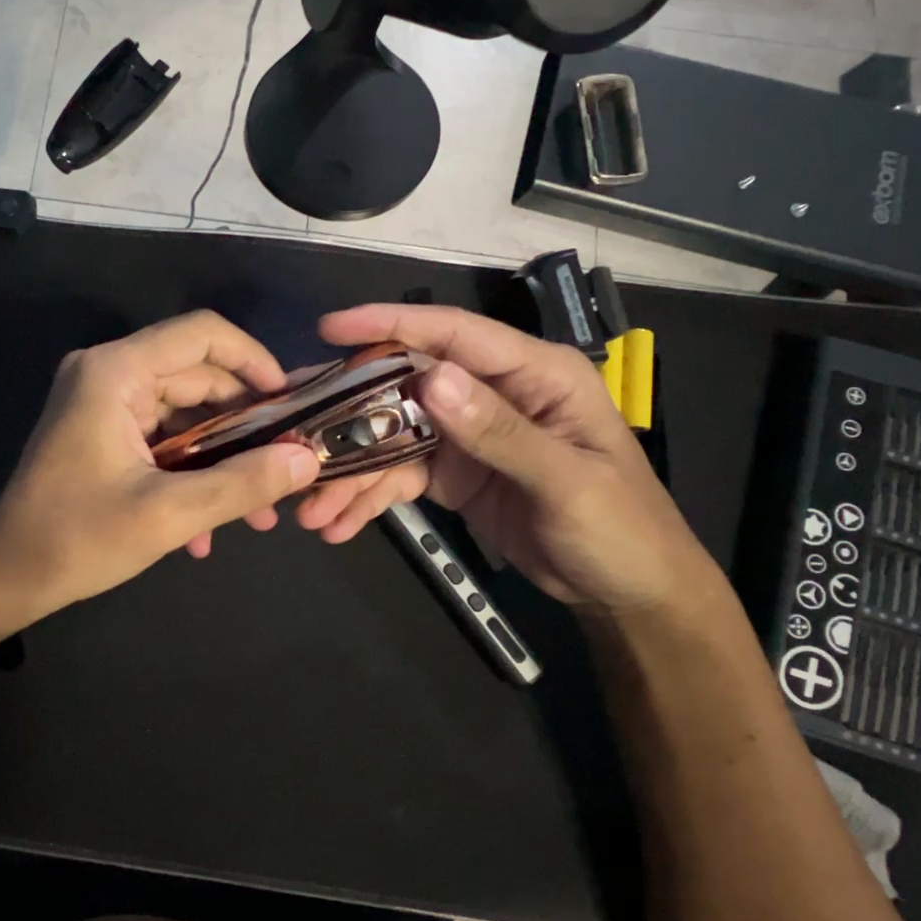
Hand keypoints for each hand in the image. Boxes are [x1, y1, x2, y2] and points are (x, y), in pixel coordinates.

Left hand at [0, 311, 322, 647]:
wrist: (8, 577)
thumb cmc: (79, 539)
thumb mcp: (168, 514)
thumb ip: (242, 482)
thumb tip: (308, 459)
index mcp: (115, 372)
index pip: (203, 334)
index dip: (255, 361)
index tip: (292, 404)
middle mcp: (108, 374)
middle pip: (198, 377)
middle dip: (245, 427)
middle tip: (285, 469)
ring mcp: (102, 404)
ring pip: (184, 414)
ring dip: (221, 461)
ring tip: (257, 513)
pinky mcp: (101, 433)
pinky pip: (162, 439)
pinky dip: (189, 473)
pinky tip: (206, 531)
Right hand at [294, 304, 719, 612]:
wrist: (627, 594)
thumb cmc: (620, 529)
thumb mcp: (567, 482)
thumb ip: (500, 431)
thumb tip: (431, 378)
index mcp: (534, 375)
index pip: (454, 334)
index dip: (390, 326)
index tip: (330, 329)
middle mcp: (491, 394)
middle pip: (405, 386)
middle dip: (347, 414)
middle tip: (293, 430)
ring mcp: (466, 434)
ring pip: (391, 437)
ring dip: (350, 472)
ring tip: (311, 509)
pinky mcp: (450, 473)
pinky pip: (397, 476)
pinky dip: (366, 498)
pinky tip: (338, 523)